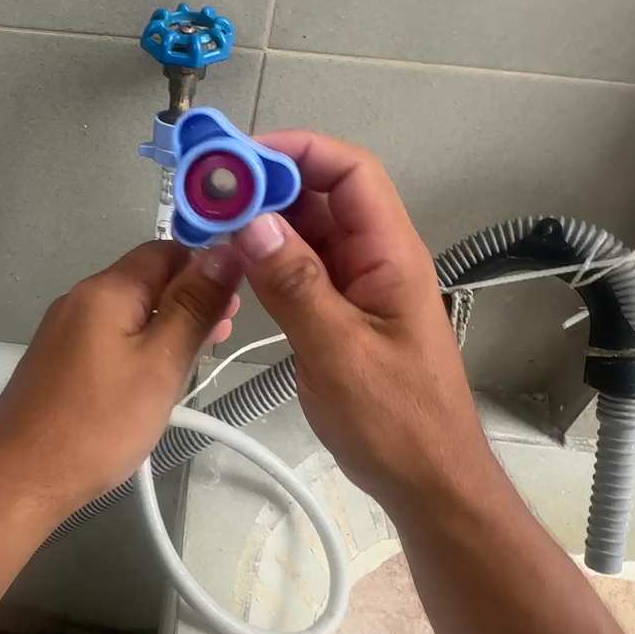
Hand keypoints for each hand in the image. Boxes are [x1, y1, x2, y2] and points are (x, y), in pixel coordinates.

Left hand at [0, 241, 243, 518]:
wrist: (20, 480)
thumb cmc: (99, 424)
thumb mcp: (161, 364)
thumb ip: (194, 306)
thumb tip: (226, 251)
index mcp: (105, 290)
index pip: (166, 250)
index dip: (206, 269)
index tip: (232, 306)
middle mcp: (78, 299)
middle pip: (146, 280)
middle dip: (188, 302)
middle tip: (219, 341)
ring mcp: (62, 332)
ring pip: (128, 313)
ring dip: (165, 329)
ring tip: (193, 364)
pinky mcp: (56, 362)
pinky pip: (107, 339)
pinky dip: (136, 350)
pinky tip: (150, 382)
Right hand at [235, 131, 487, 505]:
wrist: (427, 482)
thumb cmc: (396, 422)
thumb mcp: (340, 352)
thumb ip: (295, 285)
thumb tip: (253, 222)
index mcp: (390, 256)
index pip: (350, 173)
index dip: (298, 151)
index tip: (239, 159)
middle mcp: (374, 261)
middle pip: (323, 198)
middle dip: (267, 185)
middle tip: (207, 192)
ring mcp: (356, 288)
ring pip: (307, 234)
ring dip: (262, 222)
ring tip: (209, 222)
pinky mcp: (338, 315)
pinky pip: (300, 271)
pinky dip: (265, 260)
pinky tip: (232, 265)